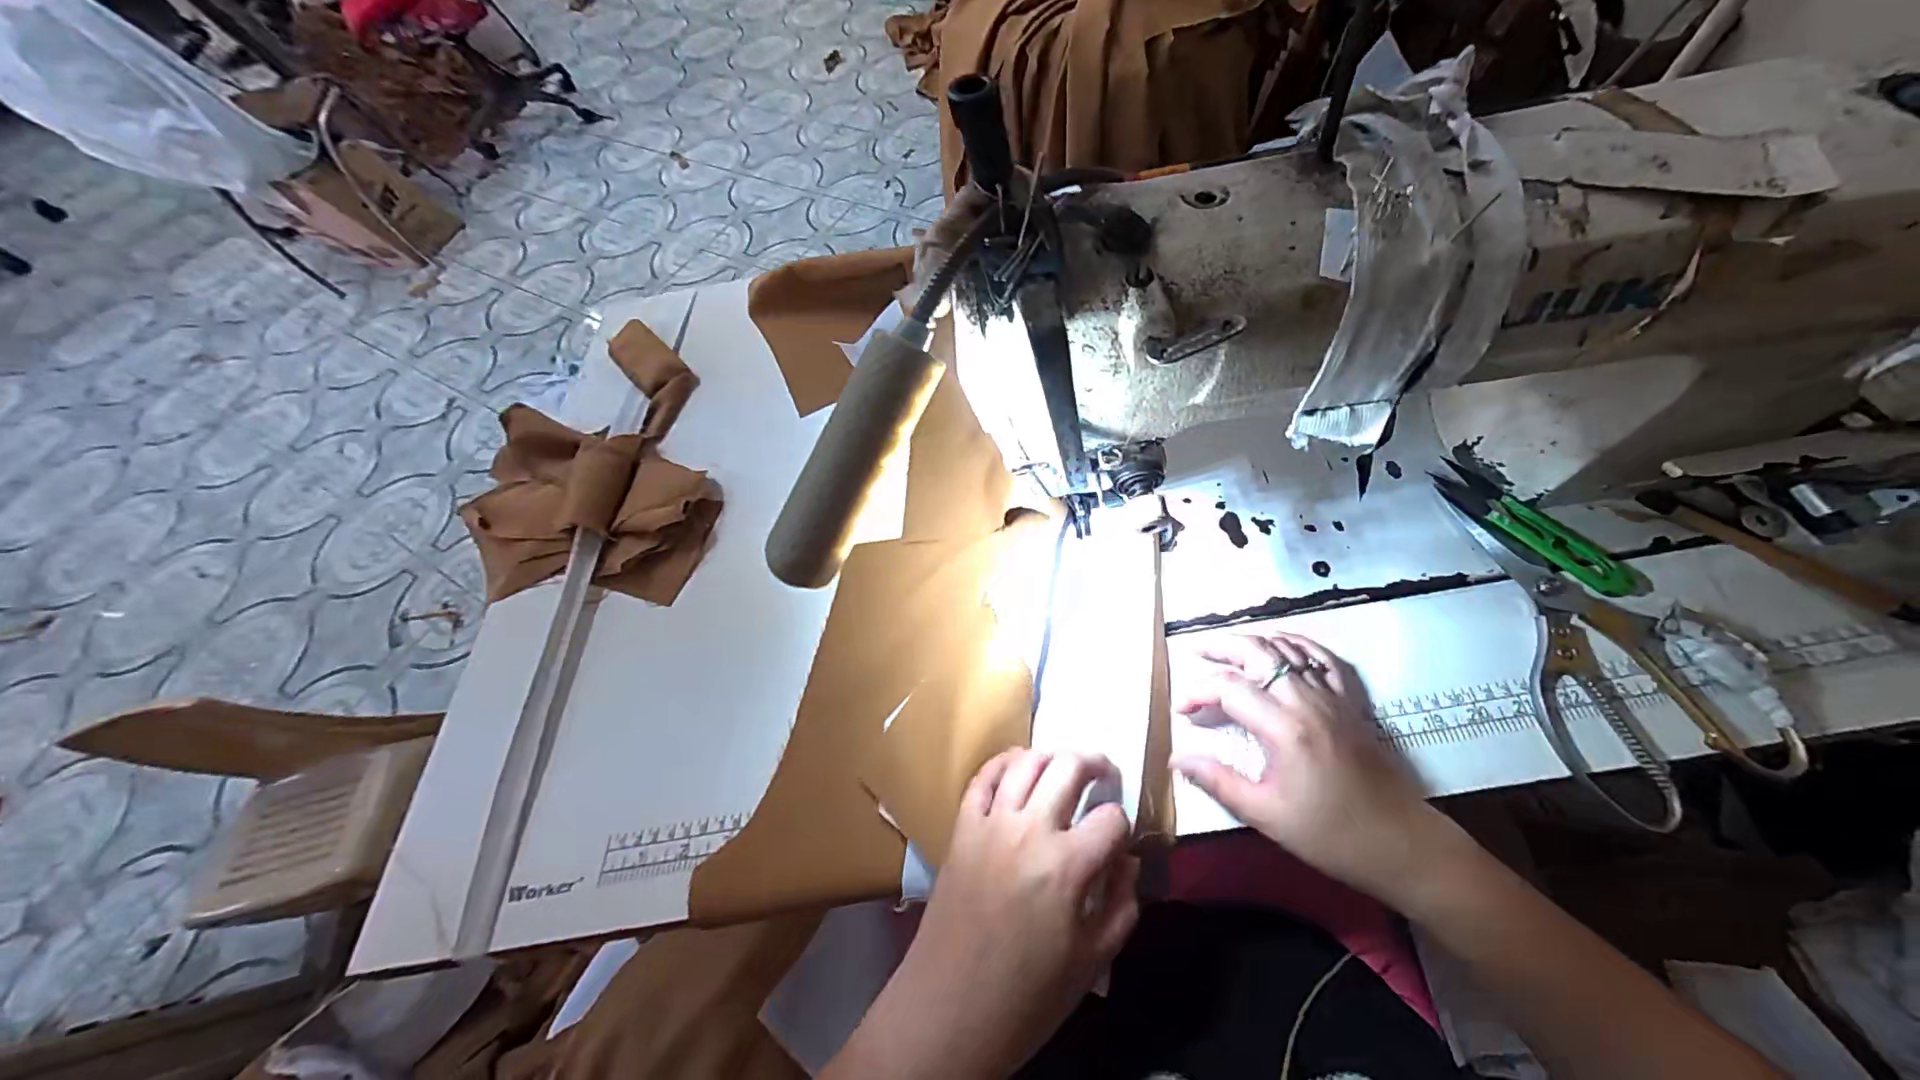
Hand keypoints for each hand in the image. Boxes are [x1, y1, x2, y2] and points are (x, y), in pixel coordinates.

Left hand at [833, 749, 1138, 1079]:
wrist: (951, 1008)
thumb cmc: (1029, 994)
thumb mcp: (1092, 961)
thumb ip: (1121, 904)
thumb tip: (1127, 861)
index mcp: (1067, 866)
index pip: (1111, 818)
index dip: (1124, 825)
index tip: (1120, 838)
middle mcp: (1029, 831)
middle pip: (1068, 769)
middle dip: (1094, 764)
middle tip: (1104, 773)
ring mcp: (990, 825)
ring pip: (1025, 763)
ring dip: (1051, 757)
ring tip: (1065, 767)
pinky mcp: (961, 829)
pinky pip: (982, 779)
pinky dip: (1003, 763)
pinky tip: (1018, 766)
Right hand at [1172, 631, 1449, 905]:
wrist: (1404, 846)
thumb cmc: (1331, 836)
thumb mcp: (1265, 814)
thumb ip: (1217, 781)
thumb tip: (1176, 759)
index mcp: (1285, 729)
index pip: (1229, 688)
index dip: (1197, 692)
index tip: (1182, 710)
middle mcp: (1309, 702)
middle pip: (1259, 653)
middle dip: (1223, 648)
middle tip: (1197, 653)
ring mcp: (1334, 699)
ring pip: (1289, 650)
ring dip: (1254, 643)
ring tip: (1228, 650)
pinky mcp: (1352, 704)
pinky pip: (1324, 659)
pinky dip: (1299, 644)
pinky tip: (1282, 645)